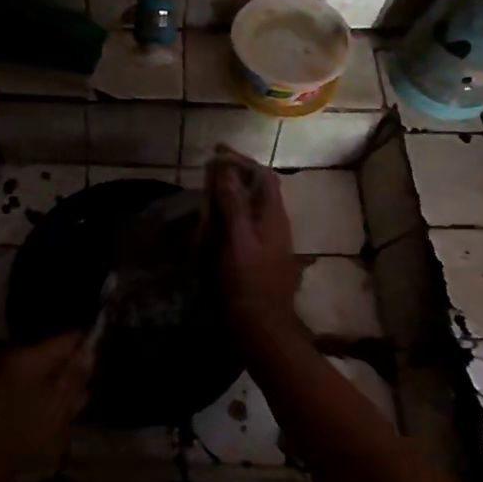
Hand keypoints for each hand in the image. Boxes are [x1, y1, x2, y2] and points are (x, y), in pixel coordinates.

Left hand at [0, 333, 91, 481]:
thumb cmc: (16, 437)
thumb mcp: (54, 407)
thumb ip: (74, 378)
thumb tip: (90, 349)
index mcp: (27, 359)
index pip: (66, 340)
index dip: (87, 350)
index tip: (101, 368)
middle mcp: (13, 366)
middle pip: (55, 365)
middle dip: (72, 387)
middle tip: (77, 410)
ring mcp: (3, 387)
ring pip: (44, 388)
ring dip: (58, 407)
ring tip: (59, 432)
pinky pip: (30, 405)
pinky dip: (41, 420)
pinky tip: (43, 441)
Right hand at [203, 146, 305, 341]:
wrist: (262, 330)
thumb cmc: (249, 286)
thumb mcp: (238, 242)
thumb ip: (233, 205)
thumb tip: (226, 170)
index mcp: (273, 218)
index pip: (262, 176)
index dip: (241, 160)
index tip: (217, 151)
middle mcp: (274, 226)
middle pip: (259, 190)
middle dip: (235, 174)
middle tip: (209, 168)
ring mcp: (268, 244)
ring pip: (252, 208)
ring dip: (232, 194)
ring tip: (208, 189)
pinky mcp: (258, 259)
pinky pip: (245, 226)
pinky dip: (229, 215)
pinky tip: (213, 223)